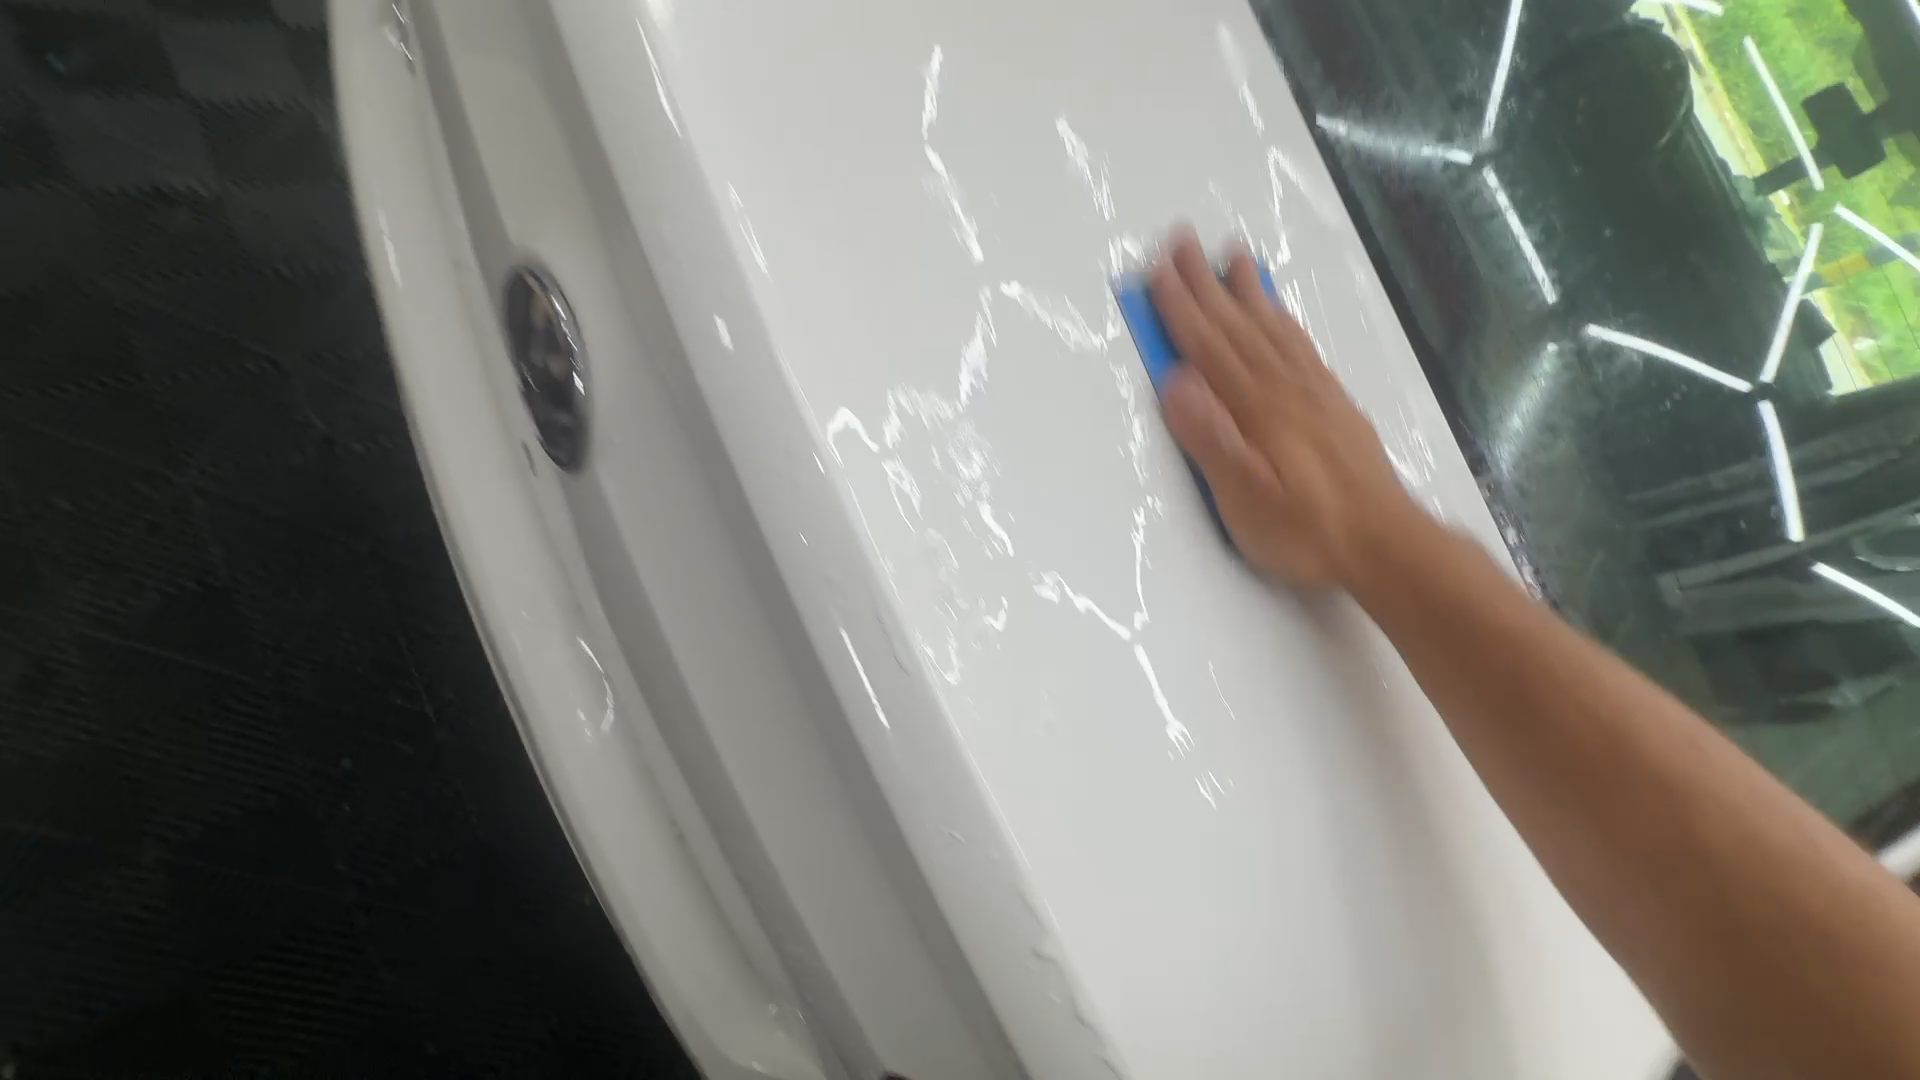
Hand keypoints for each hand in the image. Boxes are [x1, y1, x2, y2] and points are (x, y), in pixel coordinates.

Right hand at [1150, 226, 1425, 589]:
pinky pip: (1300, 346)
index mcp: (1256, 407)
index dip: (1179, 307)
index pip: (1209, 346)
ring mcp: (1312, 392)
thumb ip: (1210, 438)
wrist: (1385, 545)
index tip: (1156, 269)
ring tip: (1234, 255)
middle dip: (1206, 283)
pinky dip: (1282, 320)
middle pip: (1237, 326)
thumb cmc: (1305, 530)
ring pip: (1271, 328)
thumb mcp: (1246, 497)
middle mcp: (1284, 387)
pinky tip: (1276, 312)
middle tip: (1183, 238)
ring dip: (1246, 290)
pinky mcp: (1332, 404)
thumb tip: (1176, 382)